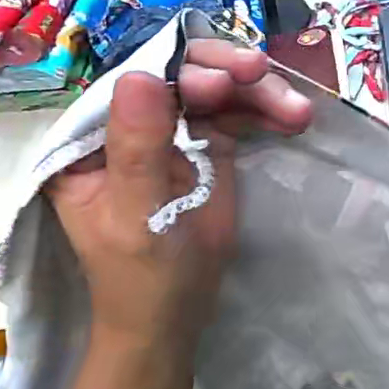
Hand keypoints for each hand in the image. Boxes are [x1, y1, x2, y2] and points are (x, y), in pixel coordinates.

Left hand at [48, 40, 311, 352]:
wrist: (175, 318)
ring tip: (298, 110)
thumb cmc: (141, 277)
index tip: (225, 84)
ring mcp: (170, 128)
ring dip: (259, 91)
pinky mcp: (206, 141)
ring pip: (216, 87)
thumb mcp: (137, 216)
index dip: (181, 70)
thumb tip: (140, 75)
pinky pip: (237, 112)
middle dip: (225, 72)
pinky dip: (267, 111)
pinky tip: (294, 118)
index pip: (134, 80)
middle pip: (180, 72)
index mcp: (91, 136)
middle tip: (262, 76)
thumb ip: (138, 148)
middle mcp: (130, 122)